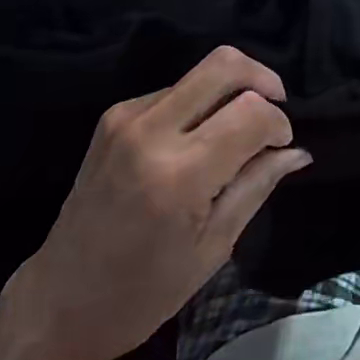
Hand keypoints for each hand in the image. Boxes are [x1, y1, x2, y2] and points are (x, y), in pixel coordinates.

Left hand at [0, 46, 310, 359]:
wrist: (62, 296)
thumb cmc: (144, 291)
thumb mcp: (213, 247)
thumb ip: (256, 185)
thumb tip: (297, 151)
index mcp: (178, 172)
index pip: (250, 111)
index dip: (279, 122)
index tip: (283, 146)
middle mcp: (150, 128)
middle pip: (222, 64)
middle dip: (260, 78)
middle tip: (276, 110)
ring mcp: (125, 115)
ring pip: (196, 74)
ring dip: (226, 94)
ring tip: (236, 136)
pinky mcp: (112, 115)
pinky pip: (170, 91)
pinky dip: (196, 106)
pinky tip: (197, 142)